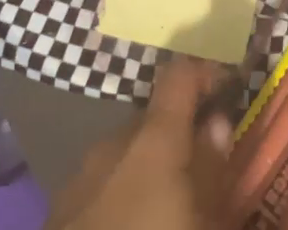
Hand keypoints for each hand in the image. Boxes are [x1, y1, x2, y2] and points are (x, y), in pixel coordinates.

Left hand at [45, 58, 233, 229]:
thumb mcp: (204, 218)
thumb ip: (211, 167)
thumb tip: (216, 123)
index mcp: (153, 139)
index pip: (179, 76)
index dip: (205, 73)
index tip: (228, 87)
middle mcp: (113, 143)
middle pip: (153, 118)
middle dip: (180, 133)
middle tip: (206, 165)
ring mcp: (80, 175)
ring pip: (126, 153)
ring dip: (151, 166)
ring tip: (171, 203)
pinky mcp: (59, 210)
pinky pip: (102, 183)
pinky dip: (124, 191)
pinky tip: (135, 222)